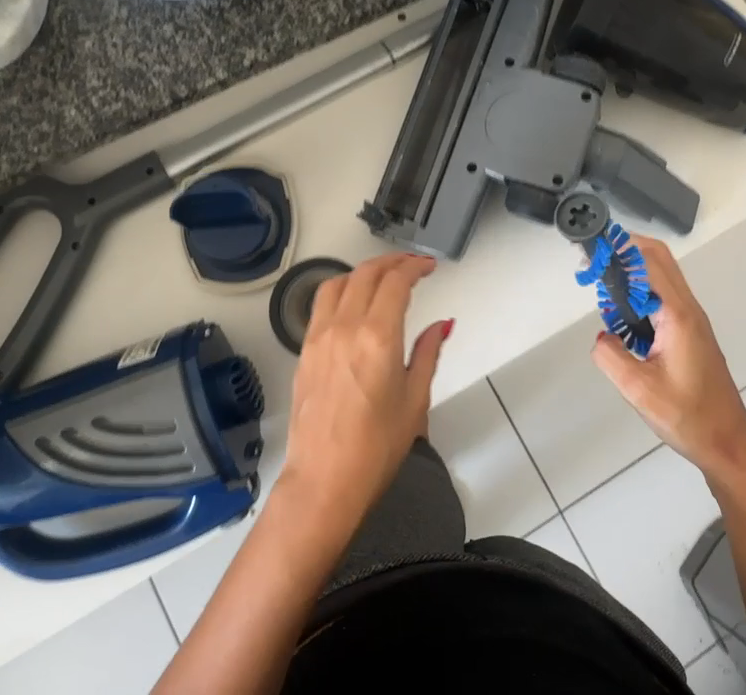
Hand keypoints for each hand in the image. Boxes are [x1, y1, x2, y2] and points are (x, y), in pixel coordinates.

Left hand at [278, 253, 450, 530]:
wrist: (324, 481)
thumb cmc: (376, 448)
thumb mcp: (415, 400)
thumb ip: (427, 354)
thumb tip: (442, 325)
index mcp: (377, 337)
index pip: (395, 282)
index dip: (414, 267)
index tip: (428, 267)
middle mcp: (343, 328)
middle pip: (364, 275)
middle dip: (390, 263)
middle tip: (411, 266)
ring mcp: (318, 338)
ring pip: (336, 284)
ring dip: (361, 273)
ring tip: (381, 278)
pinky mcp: (304, 353)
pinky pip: (321, 307)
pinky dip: (341, 292)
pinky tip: (354, 304)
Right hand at [590, 236, 745, 484]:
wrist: (728, 442)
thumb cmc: (687, 417)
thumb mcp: (639, 390)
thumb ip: (611, 357)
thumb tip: (601, 337)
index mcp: (677, 316)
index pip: (648, 263)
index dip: (619, 249)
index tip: (591, 251)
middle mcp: (688, 310)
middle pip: (659, 259)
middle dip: (626, 251)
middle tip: (594, 263)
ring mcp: (692, 321)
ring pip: (662, 277)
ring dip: (633, 272)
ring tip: (603, 288)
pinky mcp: (691, 333)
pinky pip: (664, 298)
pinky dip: (641, 293)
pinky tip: (622, 317)